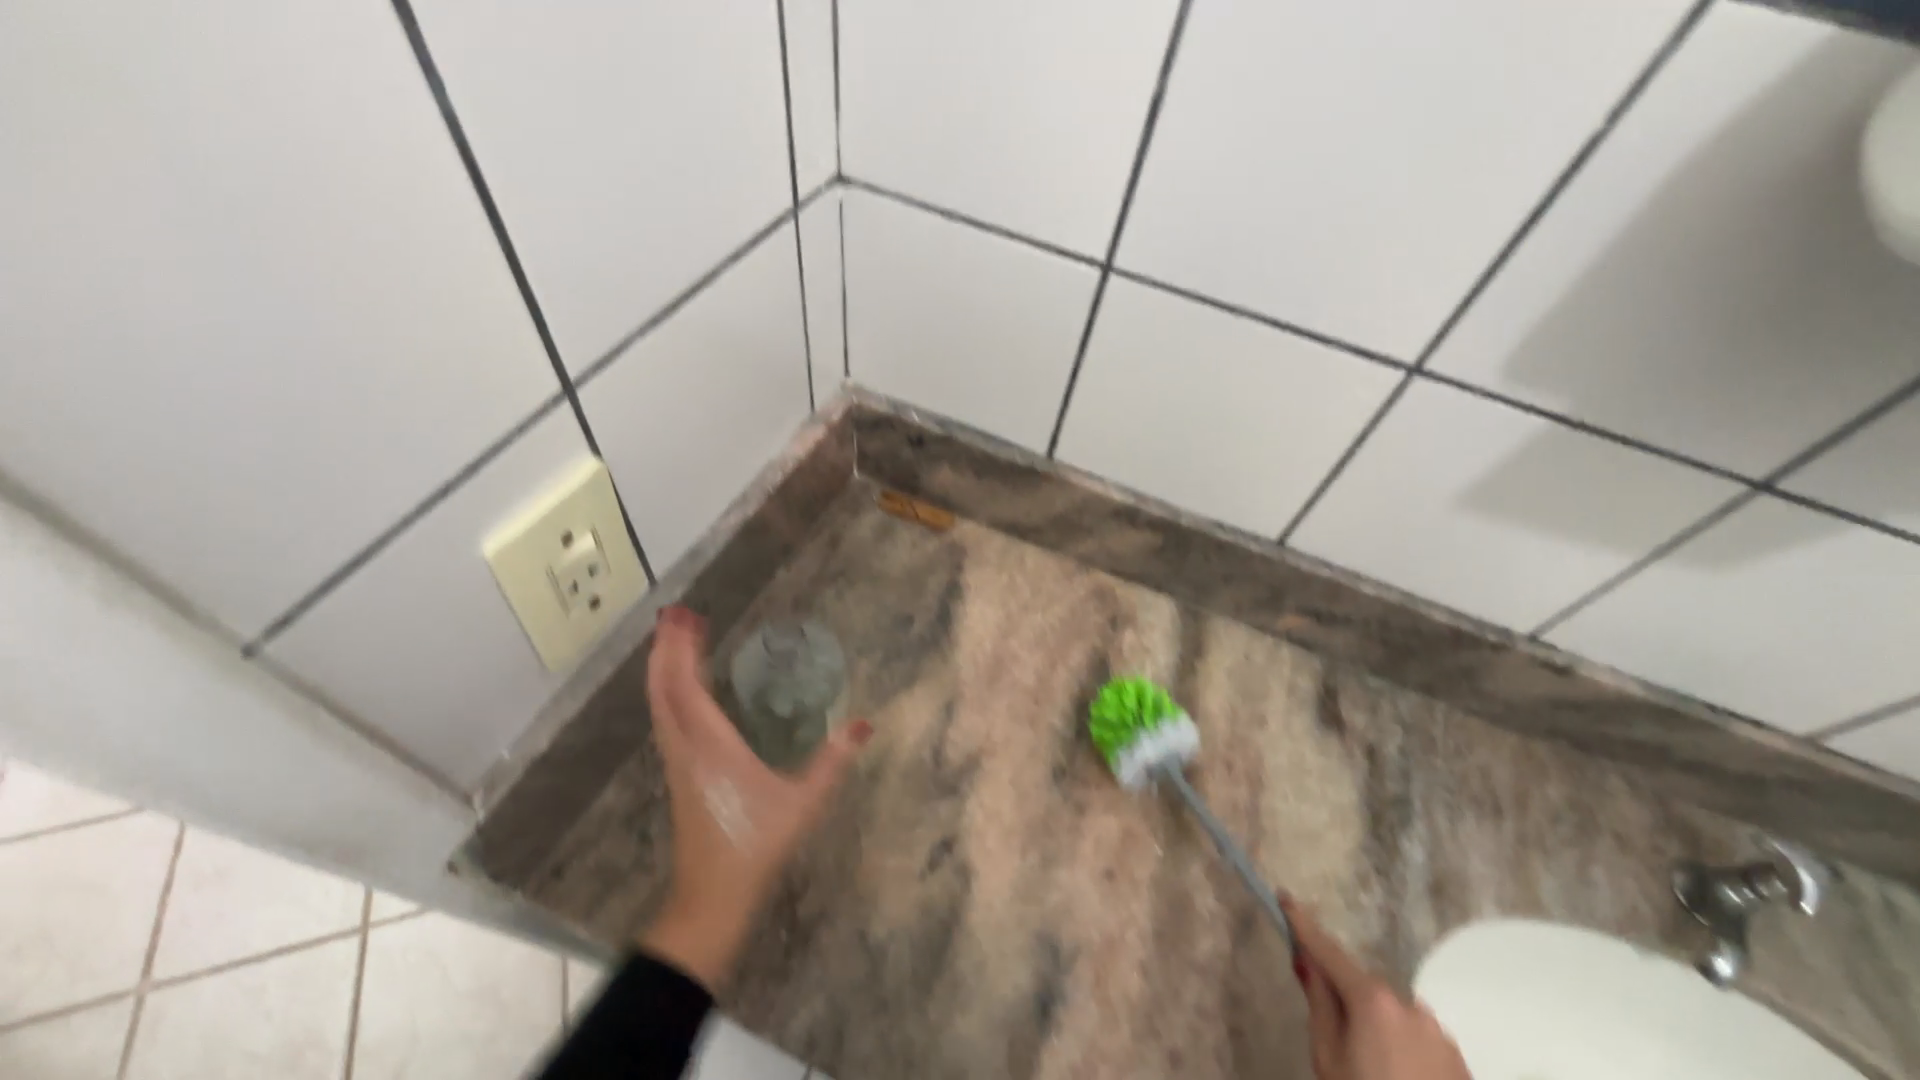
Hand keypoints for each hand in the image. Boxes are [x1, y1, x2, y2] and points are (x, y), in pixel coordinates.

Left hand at [639, 606, 871, 989]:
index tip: (686, 617)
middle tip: (675, 615)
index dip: (681, 650)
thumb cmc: (756, 845)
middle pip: (664, 688)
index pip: (687, 687)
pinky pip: (665, 718)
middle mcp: (685, 747)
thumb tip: (862, 725)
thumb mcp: (802, 803)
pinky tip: (681, 689)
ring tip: (673, 640)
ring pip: (659, 703)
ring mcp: (677, 761)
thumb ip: (831, 762)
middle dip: (666, 649)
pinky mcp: (678, 773)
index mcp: (711, 746)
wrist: (712, 897)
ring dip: (662, 668)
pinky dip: (667, 691)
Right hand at [1288, 901, 1472, 1079]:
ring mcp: (1437, 1031)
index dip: (1304, 925)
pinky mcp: (1457, 1059)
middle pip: (1363, 988)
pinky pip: (1417, 1040)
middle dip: (1346, 1000)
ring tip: (1372, 1073)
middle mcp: (1408, 1003)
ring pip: (1393, 1016)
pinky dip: (1402, 1050)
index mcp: (1372, 1000)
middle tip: (1336, 1043)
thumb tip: (1308, 963)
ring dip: (1377, 1029)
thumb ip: (1320, 1005)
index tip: (1285, 896)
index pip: (1329, 951)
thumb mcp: (1328, 1059)